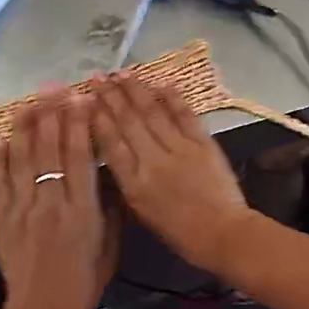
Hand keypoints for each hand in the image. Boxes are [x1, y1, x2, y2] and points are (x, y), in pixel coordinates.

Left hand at [0, 90, 106, 308]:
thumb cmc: (85, 281)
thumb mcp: (111, 245)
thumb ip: (109, 207)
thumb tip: (107, 174)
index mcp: (82, 209)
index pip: (80, 156)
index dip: (79, 124)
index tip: (80, 99)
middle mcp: (51, 203)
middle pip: (49, 149)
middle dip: (51, 114)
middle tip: (52, 87)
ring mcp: (22, 210)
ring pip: (21, 160)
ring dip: (23, 128)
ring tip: (27, 102)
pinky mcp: (2, 220)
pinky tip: (0, 140)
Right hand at [88, 72, 251, 271]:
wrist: (223, 234)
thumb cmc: (181, 233)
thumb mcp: (142, 214)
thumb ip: (127, 183)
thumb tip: (115, 155)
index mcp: (134, 184)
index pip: (110, 144)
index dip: (97, 118)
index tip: (86, 99)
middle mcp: (152, 161)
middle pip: (127, 122)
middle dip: (111, 97)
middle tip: (98, 77)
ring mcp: (179, 149)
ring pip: (152, 113)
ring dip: (136, 91)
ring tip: (122, 74)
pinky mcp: (203, 143)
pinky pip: (184, 115)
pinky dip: (172, 98)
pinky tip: (161, 83)